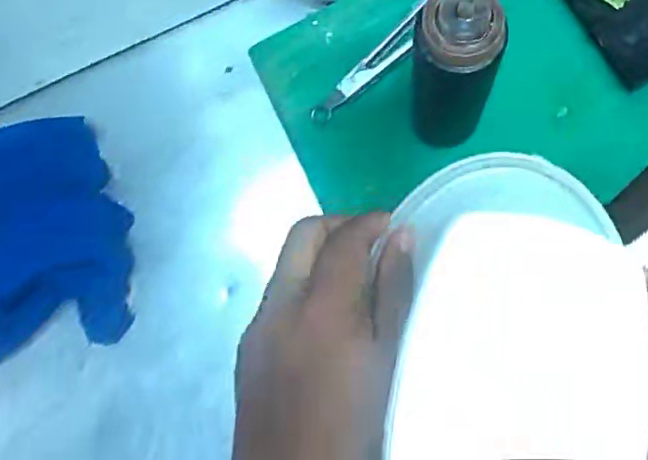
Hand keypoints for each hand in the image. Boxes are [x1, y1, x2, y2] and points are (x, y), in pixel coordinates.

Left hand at [234, 214, 413, 459]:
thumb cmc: (353, 424)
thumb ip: (394, 290)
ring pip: (288, 263)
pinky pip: (277, 295)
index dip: (373, 221)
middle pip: (304, 234)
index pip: (344, 238)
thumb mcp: (388, 357)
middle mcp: (280, 307)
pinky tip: (328, 315)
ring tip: (356, 278)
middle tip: (373, 241)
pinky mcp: (246, 351)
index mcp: (320, 307)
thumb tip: (401, 235)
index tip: (396, 226)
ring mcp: (257, 329)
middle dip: (340, 225)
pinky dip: (304, 284)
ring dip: (321, 253)